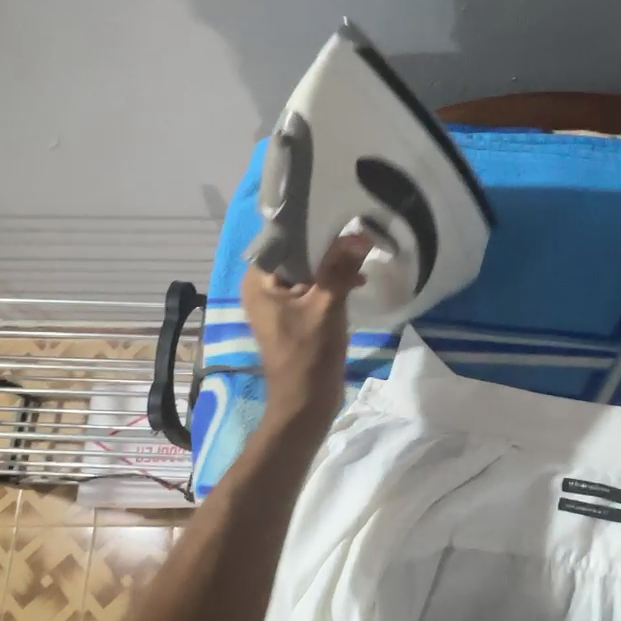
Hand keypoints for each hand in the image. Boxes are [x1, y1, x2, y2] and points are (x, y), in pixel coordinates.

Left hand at [241, 233, 371, 425]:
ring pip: (307, 271)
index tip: (341, 217)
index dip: (313, 226)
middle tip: (357, 232)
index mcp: (259, 281)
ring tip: (361, 255)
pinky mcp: (293, 317)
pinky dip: (331, 283)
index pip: (284, 238)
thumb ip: (340, 268)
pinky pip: (312, 289)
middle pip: (297, 254)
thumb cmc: (309, 354)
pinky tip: (355, 280)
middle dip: (327, 246)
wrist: (306, 403)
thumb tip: (360, 235)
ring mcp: (278, 304)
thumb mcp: (327, 306)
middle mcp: (263, 288)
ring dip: (332, 265)